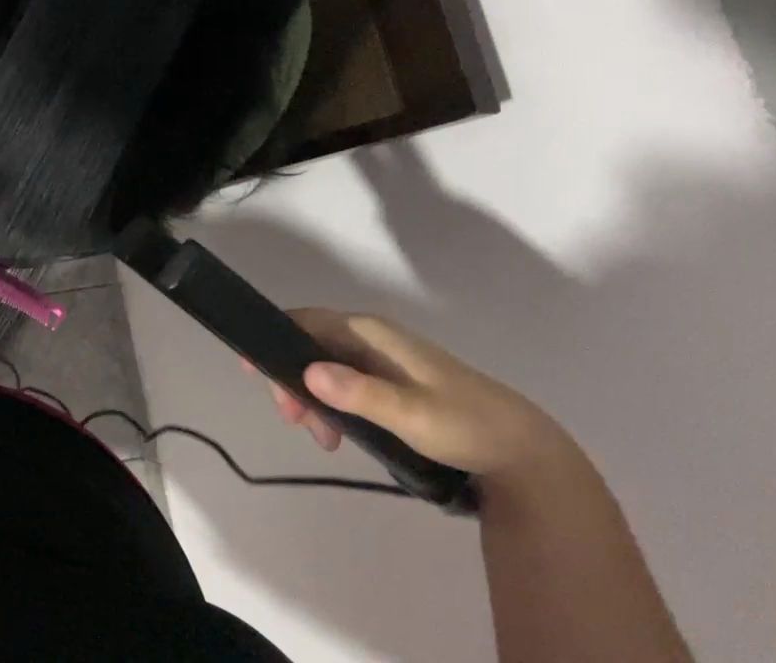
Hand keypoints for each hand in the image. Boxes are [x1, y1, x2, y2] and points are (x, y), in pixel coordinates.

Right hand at [257, 309, 574, 478]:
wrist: (523, 453)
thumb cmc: (465, 426)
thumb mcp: (409, 414)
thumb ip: (358, 393)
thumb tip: (308, 372)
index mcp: (371, 334)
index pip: (305, 321)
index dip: (273, 339)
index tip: (252, 370)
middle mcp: (372, 338)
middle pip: (309, 347)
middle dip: (293, 382)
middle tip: (293, 421)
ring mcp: (382, 360)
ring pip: (324, 369)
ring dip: (312, 400)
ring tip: (322, 439)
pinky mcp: (391, 382)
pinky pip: (343, 383)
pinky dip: (331, 406)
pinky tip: (338, 435)